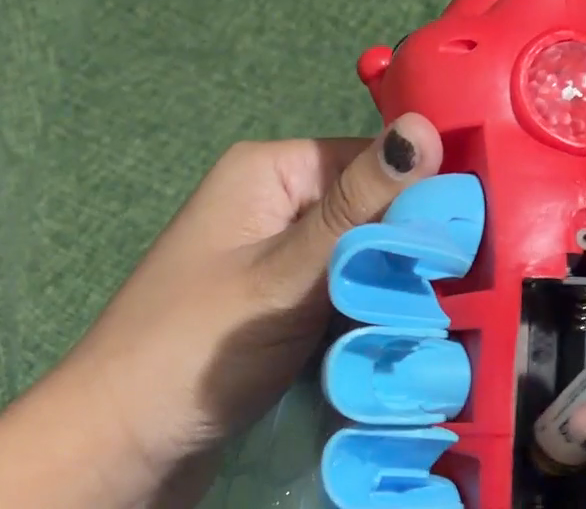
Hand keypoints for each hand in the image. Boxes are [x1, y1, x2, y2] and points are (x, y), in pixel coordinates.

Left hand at [67, 113, 445, 472]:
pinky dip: (370, 312)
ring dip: (393, 286)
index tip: (473, 233)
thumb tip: (425, 128)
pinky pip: (344, 292)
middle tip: (457, 286)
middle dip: (408, 247)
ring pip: (363, 255)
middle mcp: (276, 201)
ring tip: (439, 317)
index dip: (422, 191)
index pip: (372, 158)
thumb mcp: (287, 273)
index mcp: (271, 169)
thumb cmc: (194, 350)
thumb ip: (360, 205)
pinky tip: (403, 335)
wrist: (112, 457)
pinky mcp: (282, 305)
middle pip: (370, 208)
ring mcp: (278, 257)